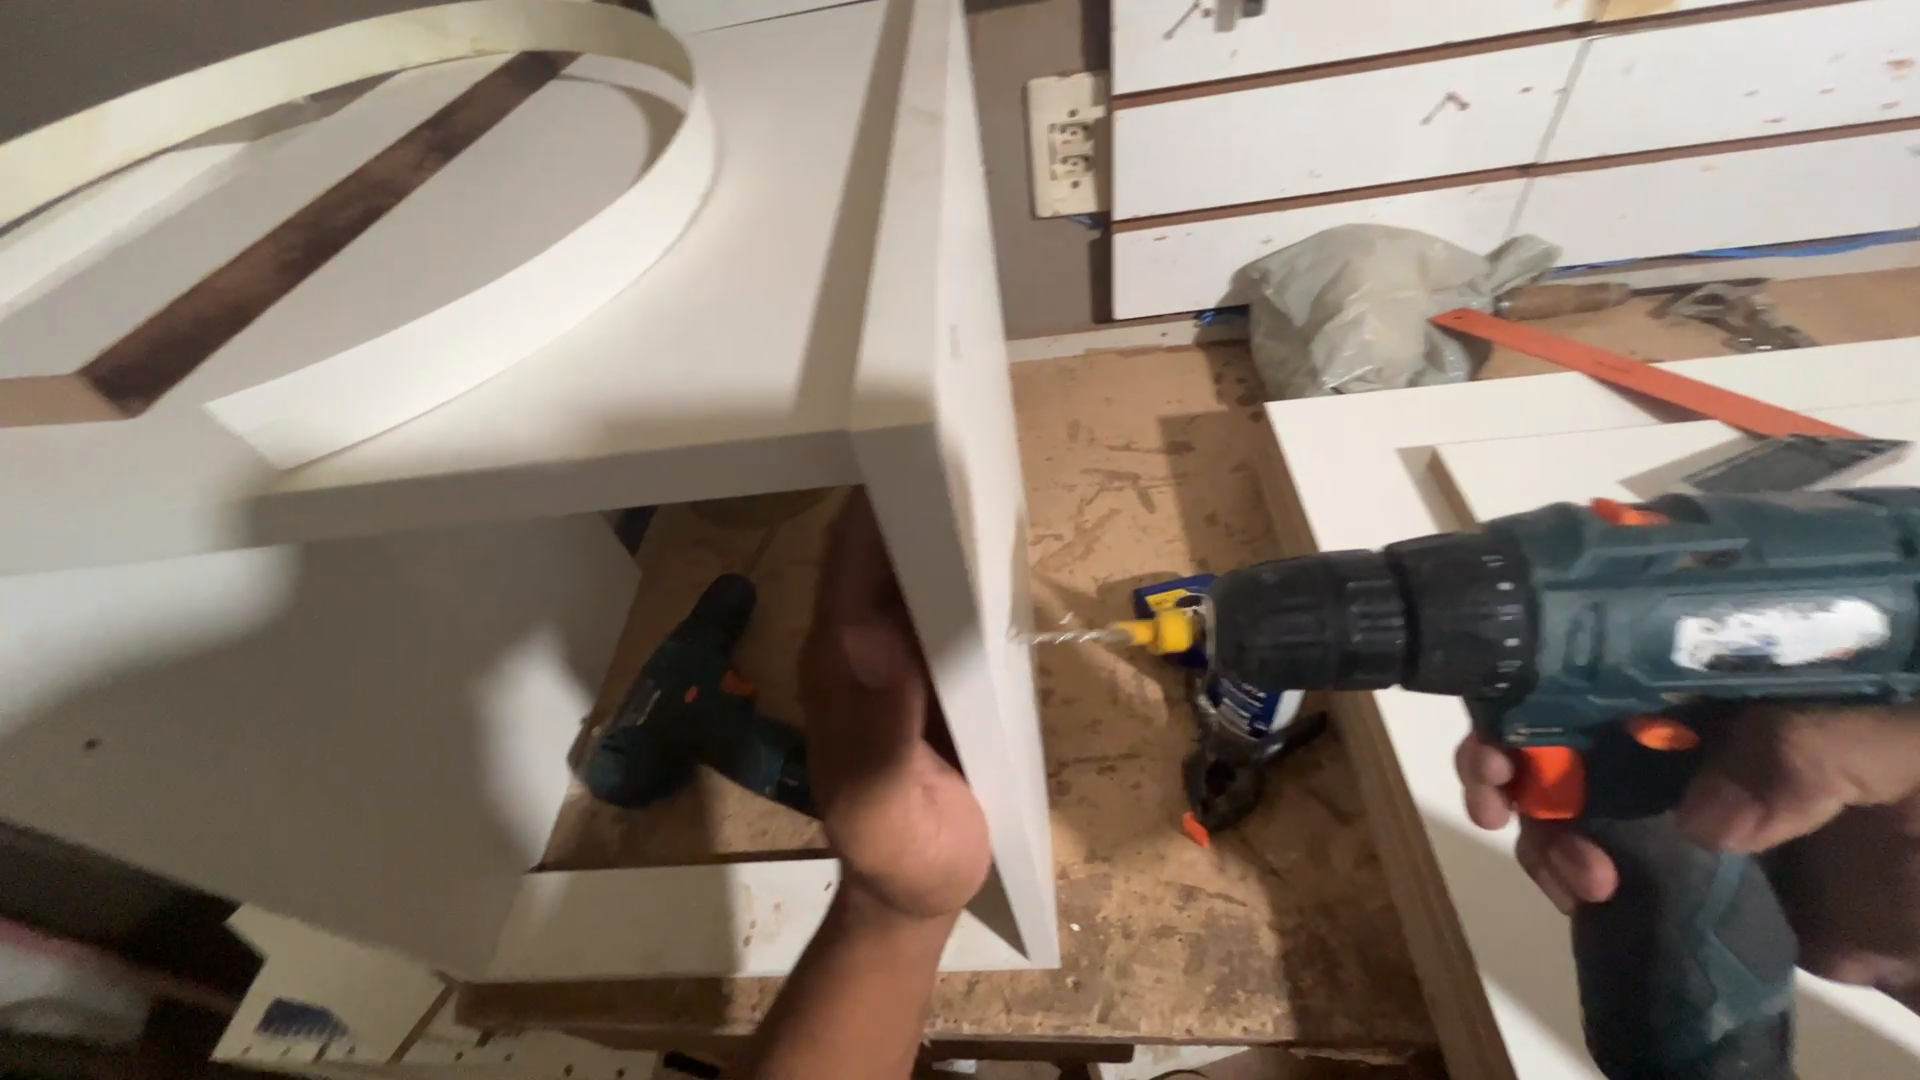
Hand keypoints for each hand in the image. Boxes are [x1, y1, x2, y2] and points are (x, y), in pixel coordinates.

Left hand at [800, 492, 990, 921]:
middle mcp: (858, 648)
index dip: (869, 515)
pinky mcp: (924, 669)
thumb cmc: (902, 853)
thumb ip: (879, 732)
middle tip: (953, 446)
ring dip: (931, 530)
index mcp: (840, 668)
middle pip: (873, 561)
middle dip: (904, 504)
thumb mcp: (886, 809)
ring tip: (972, 479)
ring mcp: (891, 657)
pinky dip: (954, 571)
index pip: (846, 572)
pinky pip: (934, 606)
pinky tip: (983, 550)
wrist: (917, 888)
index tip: (905, 453)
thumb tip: (871, 636)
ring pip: (904, 577)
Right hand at [1458, 707, 1919, 1006]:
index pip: (1593, 662)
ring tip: (1578, 880)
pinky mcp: (1652, 857)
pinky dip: (1555, 869)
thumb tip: (1703, 823)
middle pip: (1545, 723)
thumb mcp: (1914, 758)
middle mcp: (1662, 729)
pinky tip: (1580, 895)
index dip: (1531, 685)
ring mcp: (1651, 795)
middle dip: (1500, 757)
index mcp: (1706, 685)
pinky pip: (1574, 850)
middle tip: (1492, 797)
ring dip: (1532, 826)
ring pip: (1546, 789)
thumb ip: (1817, 756)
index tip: (1502, 727)